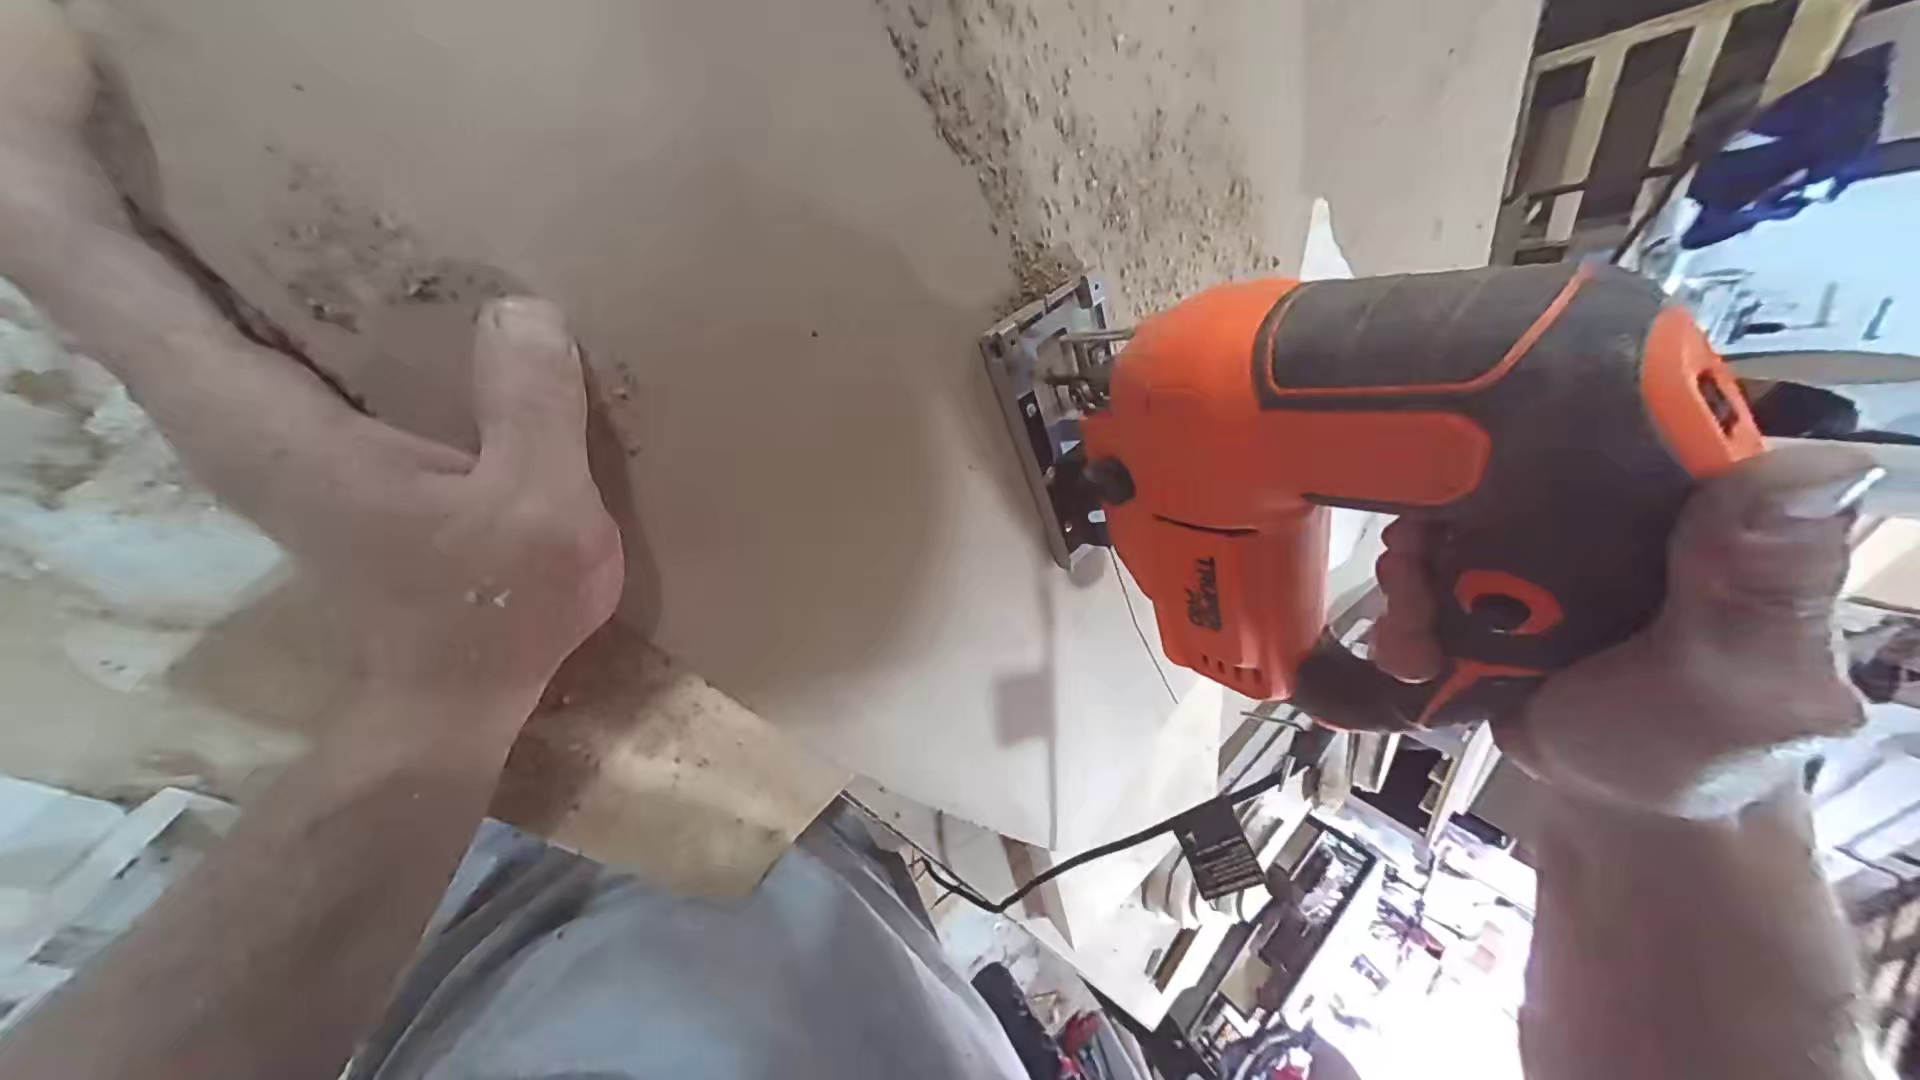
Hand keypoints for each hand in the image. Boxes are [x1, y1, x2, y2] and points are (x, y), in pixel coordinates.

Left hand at [0, 0, 622, 710]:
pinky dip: (245, 272)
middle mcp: (225, 412)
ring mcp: (261, 431)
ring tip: (250, 143)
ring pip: (158, 293)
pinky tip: (333, 258)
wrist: (462, 687)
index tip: (72, 50)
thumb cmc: (500, 610)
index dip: (36, 140)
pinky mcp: (308, 445)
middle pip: (90, 258)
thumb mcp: (543, 513)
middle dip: (86, 148)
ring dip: (170, 205)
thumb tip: (524, 308)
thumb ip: (533, 409)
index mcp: (260, 419)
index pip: (80, 260)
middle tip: (169, 81)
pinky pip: (237, 333)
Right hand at [1372, 444, 1876, 817]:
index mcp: (1690, 513)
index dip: (1525, 433)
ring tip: (1411, 640)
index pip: (1606, 430)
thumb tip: (1811, 463)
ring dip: (1405, 583)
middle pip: (1487, 485)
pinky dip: (1400, 616)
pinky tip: (1409, 657)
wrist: (1613, 802)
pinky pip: (1420, 582)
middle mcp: (1605, 520)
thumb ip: (1760, 588)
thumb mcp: (1742, 677)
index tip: (1458, 463)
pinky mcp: (1482, 593)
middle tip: (1409, 579)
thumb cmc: (1696, 747)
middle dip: (1431, 531)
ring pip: (1439, 534)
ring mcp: (1532, 558)